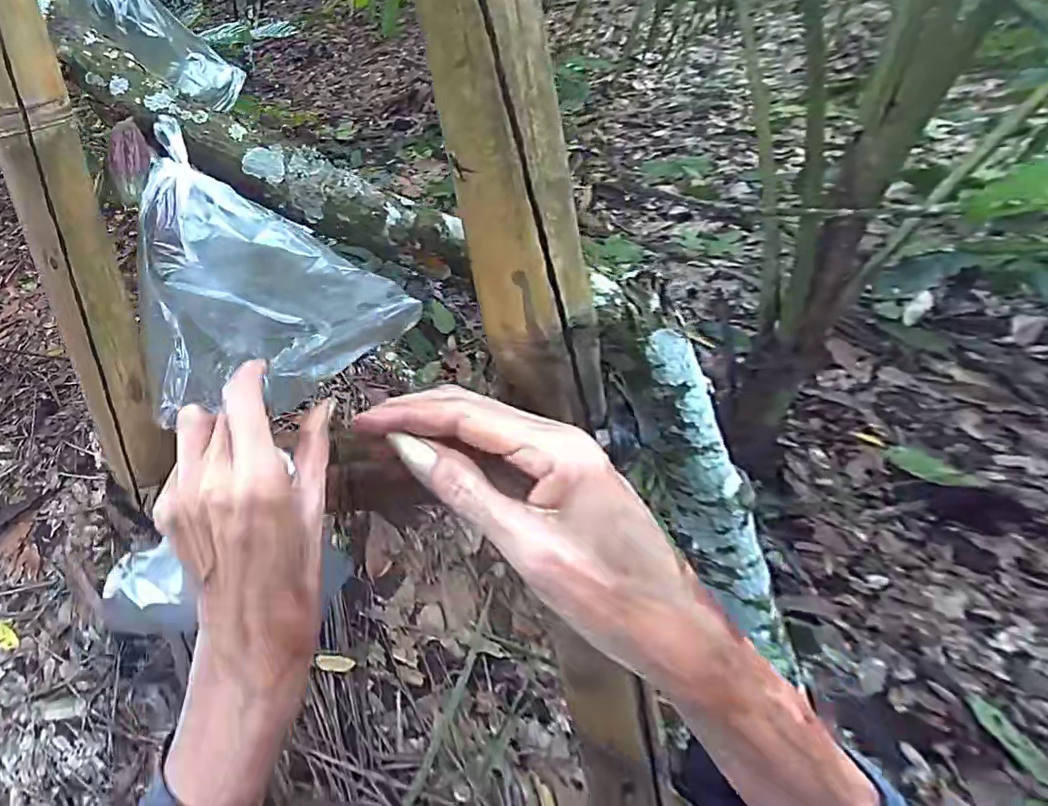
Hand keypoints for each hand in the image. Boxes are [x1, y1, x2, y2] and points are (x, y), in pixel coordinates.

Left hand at [154, 361, 330, 804]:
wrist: (250, 636)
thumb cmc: (295, 577)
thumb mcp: (313, 511)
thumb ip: (313, 450)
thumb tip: (322, 406)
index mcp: (258, 478)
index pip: (240, 397)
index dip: (249, 375)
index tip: (260, 371)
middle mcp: (213, 480)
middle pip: (215, 411)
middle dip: (239, 413)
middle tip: (258, 435)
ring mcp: (183, 496)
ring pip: (190, 430)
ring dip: (213, 431)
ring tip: (233, 457)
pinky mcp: (165, 511)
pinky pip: (178, 462)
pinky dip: (197, 462)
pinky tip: (217, 492)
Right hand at [355, 386, 877, 805]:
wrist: (683, 640)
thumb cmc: (609, 601)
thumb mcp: (528, 548)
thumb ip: (464, 490)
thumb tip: (406, 446)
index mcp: (555, 447)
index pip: (465, 414)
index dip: (409, 413)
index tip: (364, 420)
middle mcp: (558, 437)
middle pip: (473, 408)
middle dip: (416, 410)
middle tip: (367, 422)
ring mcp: (561, 455)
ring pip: (484, 425)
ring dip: (434, 425)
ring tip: (388, 432)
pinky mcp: (560, 475)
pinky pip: (498, 450)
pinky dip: (458, 448)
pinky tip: (433, 455)